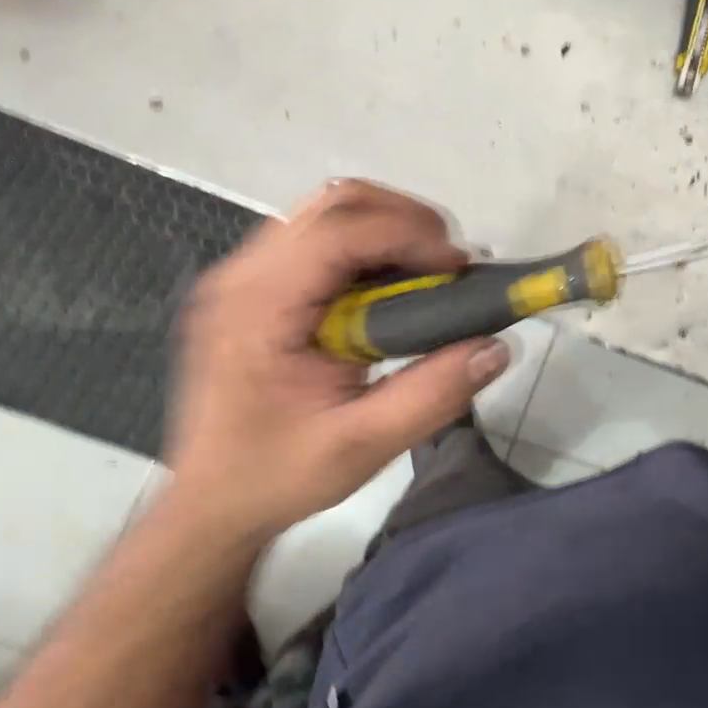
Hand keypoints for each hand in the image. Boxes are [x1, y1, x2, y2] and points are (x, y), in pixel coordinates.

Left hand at [164, 179, 510, 539]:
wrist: (210, 504)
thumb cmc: (277, 476)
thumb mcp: (363, 445)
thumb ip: (432, 394)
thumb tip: (497, 346)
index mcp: (258, 307)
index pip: (339, 232)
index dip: (409, 235)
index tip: (460, 269)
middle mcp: (243, 276)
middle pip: (335, 202)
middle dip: (406, 219)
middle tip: (450, 267)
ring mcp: (245, 277)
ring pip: (329, 211)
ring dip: (390, 228)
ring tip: (430, 274)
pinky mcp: (256, 286)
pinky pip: (321, 238)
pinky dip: (370, 246)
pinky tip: (394, 288)